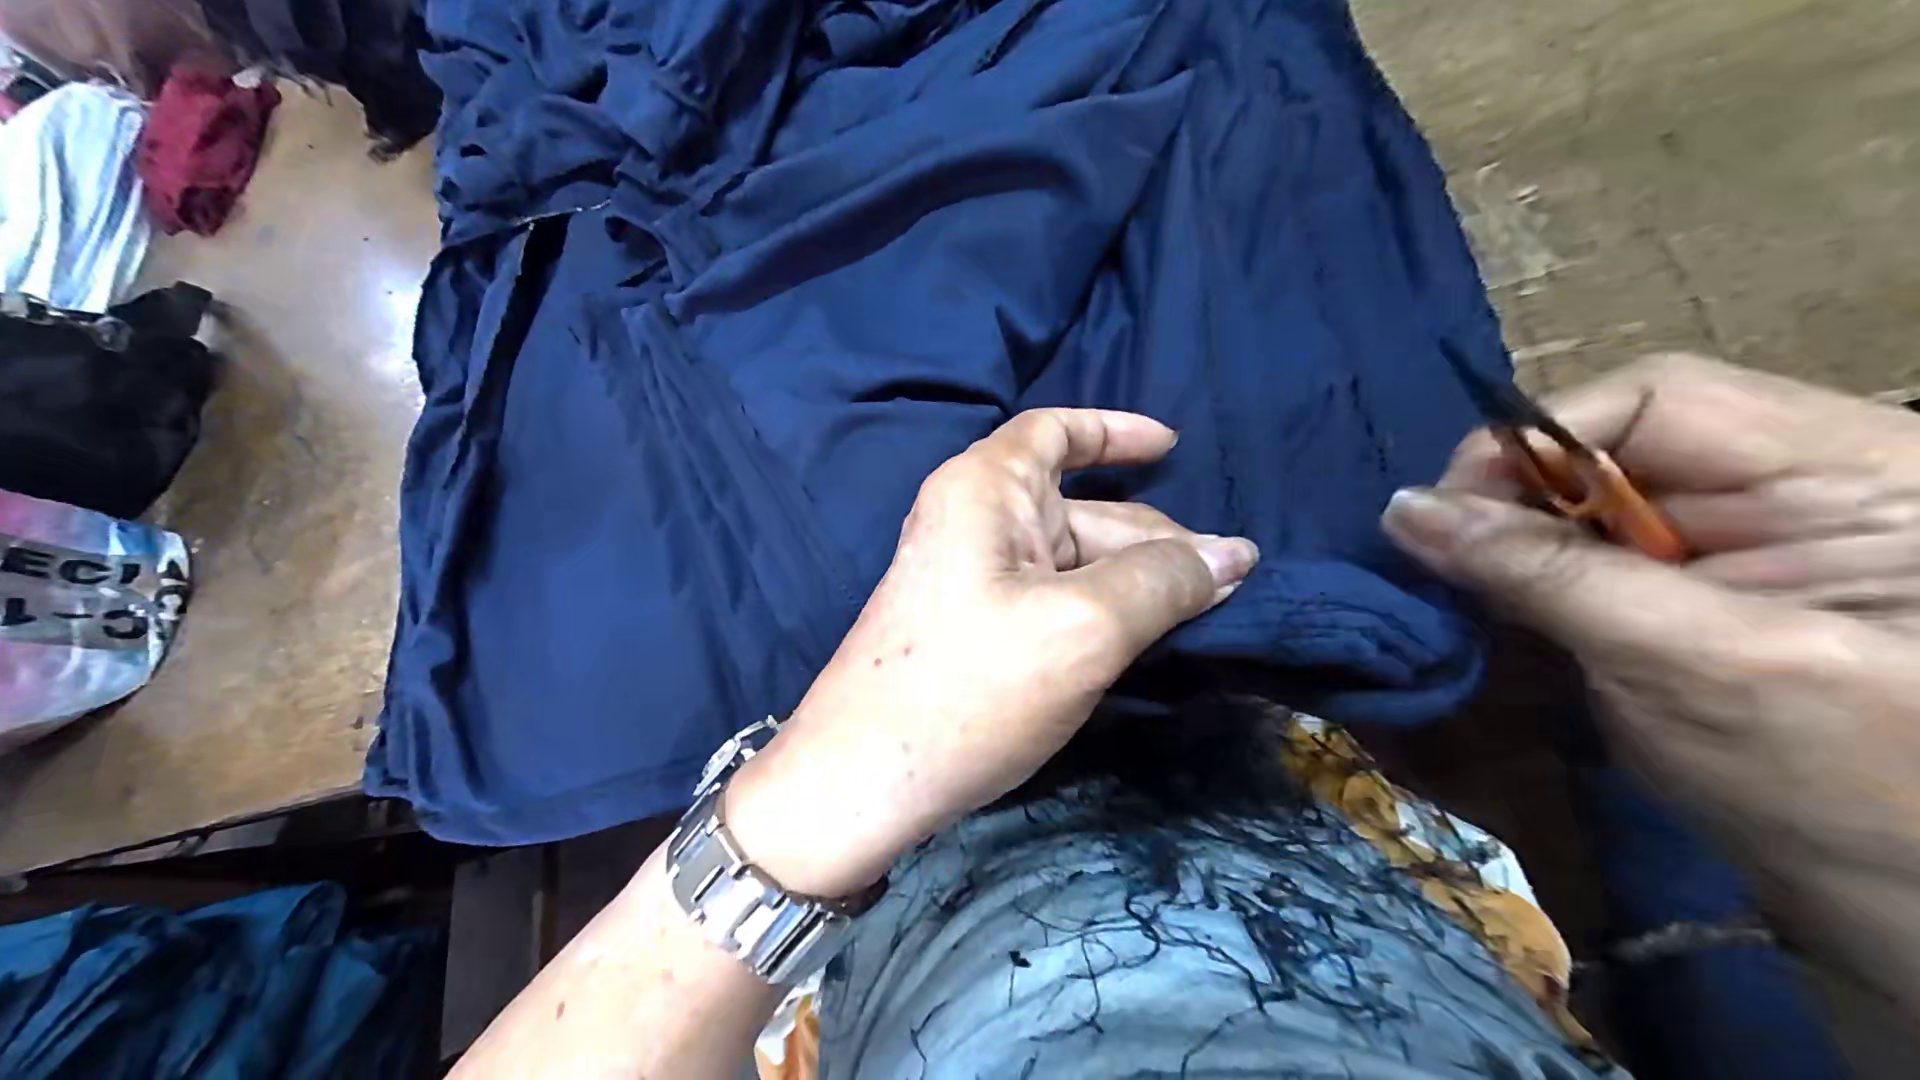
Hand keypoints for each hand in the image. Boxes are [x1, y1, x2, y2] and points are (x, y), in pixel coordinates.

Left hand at [725, 409, 1258, 898]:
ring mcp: (972, 577)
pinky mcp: (974, 626)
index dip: (1116, 432)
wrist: (866, 778)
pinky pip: (1053, 598)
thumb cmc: (972, 686)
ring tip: (1205, 610)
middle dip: (1155, 537)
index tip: (1173, 448)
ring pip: (1072, 560)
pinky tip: (1147, 634)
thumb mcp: (1084, 626)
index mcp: (984, 490)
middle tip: (1229, 580)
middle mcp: (974, 520)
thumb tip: (1234, 555)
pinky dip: (1102, 608)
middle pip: (1081, 509)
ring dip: (1135, 580)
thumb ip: (1163, 581)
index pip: (1054, 433)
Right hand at [1381, 353, 1919, 1008]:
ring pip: (1574, 502)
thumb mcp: (1692, 664)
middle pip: (1604, 447)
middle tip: (1446, 560)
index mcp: (1849, 474)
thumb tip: (1403, 510)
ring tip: (1465, 589)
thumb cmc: (1856, 791)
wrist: (1912, 910)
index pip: (1655, 400)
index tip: (1451, 514)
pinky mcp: (1684, 588)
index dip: (1536, 443)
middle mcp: (1787, 488)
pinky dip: (1521, 578)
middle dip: (1509, 499)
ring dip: (1507, 543)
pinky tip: (1500, 609)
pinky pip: (1574, 553)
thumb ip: (1545, 573)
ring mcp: (1733, 541)